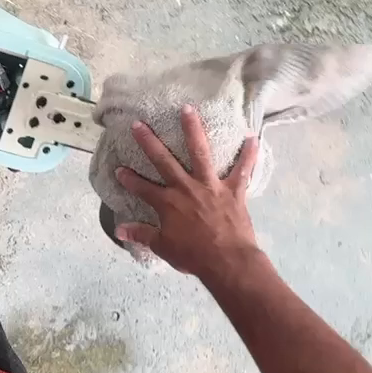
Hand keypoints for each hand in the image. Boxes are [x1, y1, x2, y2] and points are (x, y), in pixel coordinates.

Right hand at [113, 105, 266, 281]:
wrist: (228, 262)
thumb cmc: (194, 256)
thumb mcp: (163, 247)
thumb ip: (141, 234)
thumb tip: (119, 230)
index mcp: (167, 203)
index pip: (142, 188)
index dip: (129, 179)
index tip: (118, 168)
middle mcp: (186, 188)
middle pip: (163, 161)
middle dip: (149, 142)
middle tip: (138, 124)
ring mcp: (210, 186)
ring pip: (200, 153)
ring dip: (194, 130)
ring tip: (188, 109)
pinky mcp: (233, 191)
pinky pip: (242, 170)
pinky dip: (249, 155)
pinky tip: (253, 138)